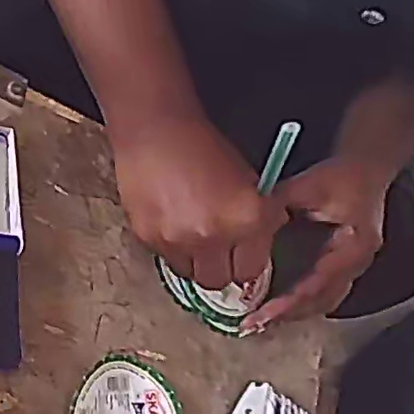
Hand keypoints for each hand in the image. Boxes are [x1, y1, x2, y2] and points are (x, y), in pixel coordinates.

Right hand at [111, 112, 287, 289]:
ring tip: (191, 235)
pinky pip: (165, 257)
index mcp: (247, 219)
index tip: (242, 259)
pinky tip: (171, 221)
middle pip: (218, 280)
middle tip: (218, 255)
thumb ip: (258, 213)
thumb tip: (265, 232)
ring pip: (189, 273)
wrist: (155, 132)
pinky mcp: (148, 238)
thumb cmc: (203, 147)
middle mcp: (213, 237)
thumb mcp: (246, 177)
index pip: (251, 269)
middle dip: (220, 270)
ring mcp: (177, 241)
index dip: (247, 263)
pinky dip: (171, 247)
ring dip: (194, 261)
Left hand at [247, 157, 389, 328]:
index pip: (315, 286)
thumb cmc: (343, 176)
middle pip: (319, 302)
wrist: (368, 166)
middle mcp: (356, 262)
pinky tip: (274, 306)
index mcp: (352, 247)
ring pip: (321, 301)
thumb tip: (246, 225)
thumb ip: (274, 206)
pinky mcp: (341, 264)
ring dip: (290, 313)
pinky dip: (297, 301)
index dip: (286, 304)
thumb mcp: (305, 186)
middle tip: (252, 325)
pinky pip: (320, 292)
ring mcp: (350, 266)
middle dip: (285, 316)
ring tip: (258, 321)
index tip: (260, 315)